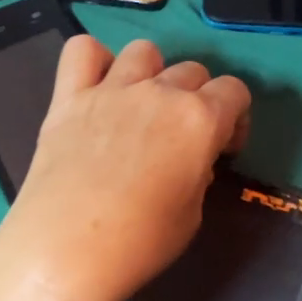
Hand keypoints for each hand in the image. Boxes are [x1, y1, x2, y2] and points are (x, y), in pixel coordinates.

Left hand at [0, 37, 249, 300]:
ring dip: (152, 74)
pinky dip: (95, 62)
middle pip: (192, 70)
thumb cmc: (142, 243)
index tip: (223, 148)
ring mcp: (110, 89)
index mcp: (200, 120)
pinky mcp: (67, 97)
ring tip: (142, 110)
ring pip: (143, 52)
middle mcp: (160, 92)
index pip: (234, 91)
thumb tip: (190, 162)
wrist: (66, 250)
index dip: (235, 119)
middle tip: (183, 138)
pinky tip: (98, 90)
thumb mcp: (192, 216)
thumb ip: (198, 176)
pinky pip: (83, 51)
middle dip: (198, 98)